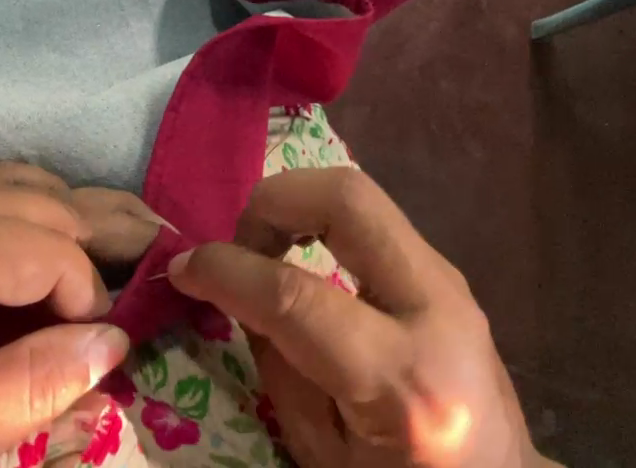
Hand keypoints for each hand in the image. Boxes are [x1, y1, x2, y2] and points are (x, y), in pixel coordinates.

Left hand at [0, 165, 148, 467]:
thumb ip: (29, 390)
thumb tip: (115, 342)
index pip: (55, 252)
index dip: (92, 301)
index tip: (99, 354)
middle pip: (53, 204)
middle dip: (114, 237)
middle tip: (170, 264)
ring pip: (32, 186)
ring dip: (86, 216)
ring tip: (137, 245)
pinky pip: (1, 191)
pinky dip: (47, 211)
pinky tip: (67, 239)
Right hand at [167, 169, 549, 467]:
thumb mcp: (320, 454)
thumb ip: (275, 360)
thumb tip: (231, 283)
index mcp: (404, 384)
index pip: (295, 296)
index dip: (226, 270)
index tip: (185, 267)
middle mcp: (437, 312)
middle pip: (346, 200)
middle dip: (272, 202)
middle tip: (238, 244)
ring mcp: (450, 280)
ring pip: (357, 192)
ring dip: (294, 203)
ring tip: (264, 248)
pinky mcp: (444, 267)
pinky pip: (369, 217)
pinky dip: (318, 218)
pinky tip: (300, 253)